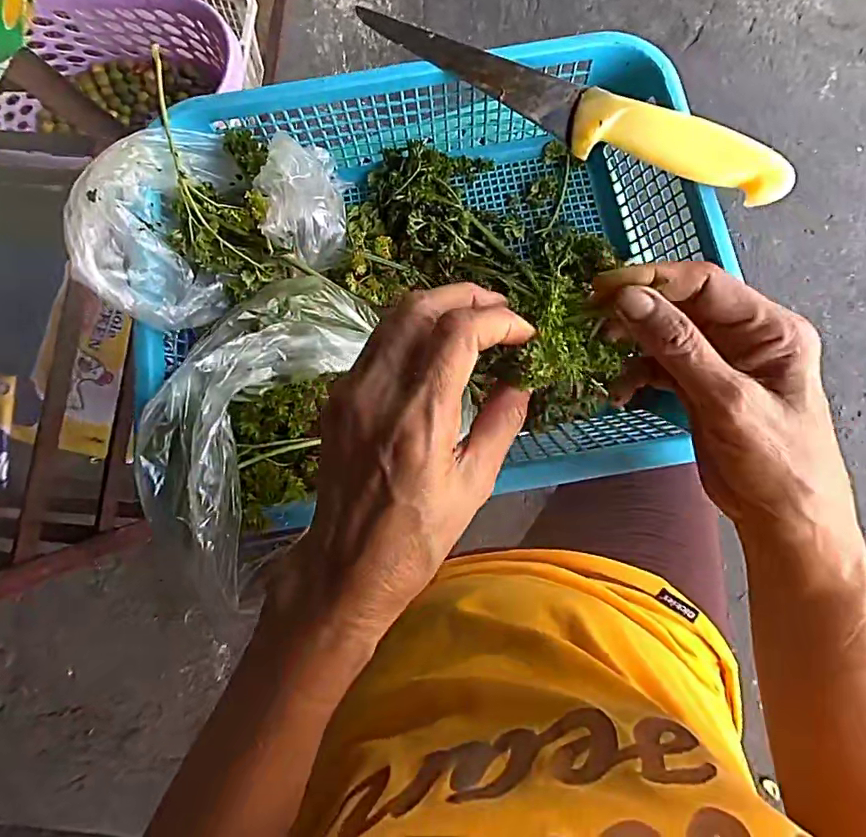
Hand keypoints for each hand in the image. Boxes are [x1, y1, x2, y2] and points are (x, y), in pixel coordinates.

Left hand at [267, 284, 534, 631]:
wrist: (343, 568)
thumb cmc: (418, 536)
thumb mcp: (476, 483)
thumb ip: (503, 421)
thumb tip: (522, 378)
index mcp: (419, 418)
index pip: (459, 333)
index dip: (500, 321)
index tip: (526, 334)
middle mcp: (379, 392)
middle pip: (421, 307)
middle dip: (470, 296)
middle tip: (503, 312)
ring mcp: (351, 389)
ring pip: (396, 315)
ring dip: (443, 305)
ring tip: (478, 320)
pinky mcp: (339, 395)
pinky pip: (383, 340)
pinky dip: (419, 328)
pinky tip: (443, 347)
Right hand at [593, 263, 859, 553]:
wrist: (788, 525)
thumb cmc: (781, 467)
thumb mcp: (729, 402)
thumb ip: (680, 346)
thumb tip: (632, 299)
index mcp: (772, 328)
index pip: (707, 284)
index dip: (655, 280)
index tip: (608, 286)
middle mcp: (749, 336)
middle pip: (685, 305)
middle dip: (639, 309)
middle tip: (595, 316)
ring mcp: (725, 362)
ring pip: (669, 333)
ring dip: (634, 341)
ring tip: (603, 352)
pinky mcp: (704, 387)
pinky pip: (664, 365)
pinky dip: (638, 373)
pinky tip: (620, 390)